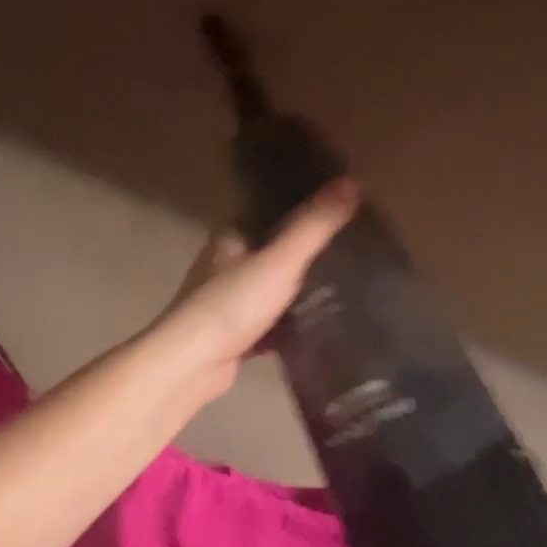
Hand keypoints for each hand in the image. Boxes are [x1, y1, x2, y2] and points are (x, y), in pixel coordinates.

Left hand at [147, 178, 358, 398]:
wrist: (193, 365)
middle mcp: (224, 268)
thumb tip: (352, 181)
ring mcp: (227, 305)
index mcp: (229, 239)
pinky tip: (318, 328)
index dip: (300, 208)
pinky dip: (289, 326)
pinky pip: (269, 326)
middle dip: (304, 253)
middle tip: (350, 250)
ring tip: (344, 286)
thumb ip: (315, 225)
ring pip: (270, 291)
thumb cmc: (233, 305)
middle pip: (271, 253)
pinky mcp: (234, 339)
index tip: (338, 208)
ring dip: (298, 291)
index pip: (267, 213)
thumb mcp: (281, 260)